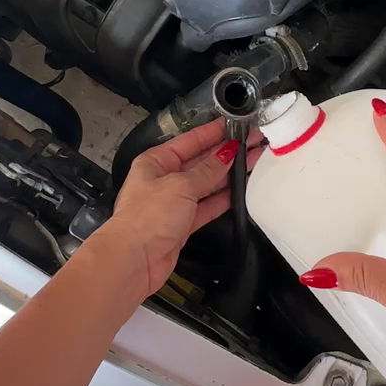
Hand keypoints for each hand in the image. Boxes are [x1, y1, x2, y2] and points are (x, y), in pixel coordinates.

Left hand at [79, 119, 258, 303]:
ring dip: (228, 174)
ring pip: (206, 183)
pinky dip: (223, 198)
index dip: (214, 132)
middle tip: (251, 143)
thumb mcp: (181, 185)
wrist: (133, 260)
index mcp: (156, 162)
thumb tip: (226, 154)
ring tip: (251, 162)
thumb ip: (207, 170)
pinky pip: (207, 205)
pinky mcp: (181, 223)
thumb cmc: (143, 220)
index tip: (234, 125)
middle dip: (226, 152)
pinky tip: (239, 190)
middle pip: (201, 160)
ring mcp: (173, 202)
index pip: (191, 140)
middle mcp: (163, 180)